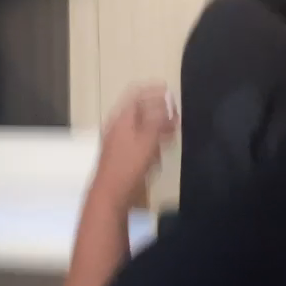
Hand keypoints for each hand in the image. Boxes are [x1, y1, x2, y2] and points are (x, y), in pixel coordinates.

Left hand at [90, 84, 177, 210]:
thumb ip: (158, 118)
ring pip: (140, 127)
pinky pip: (139, 142)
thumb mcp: (147, 139)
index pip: (137, 93)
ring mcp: (118, 141)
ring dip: (157, 127)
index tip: (169, 91)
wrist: (110, 196)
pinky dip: (151, 142)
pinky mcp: (122, 156)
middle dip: (159, 111)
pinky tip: (160, 152)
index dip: (153, 90)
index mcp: (122, 117)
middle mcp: (118, 125)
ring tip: (171, 133)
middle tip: (175, 116)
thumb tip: (166, 99)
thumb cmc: (129, 166)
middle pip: (140, 110)